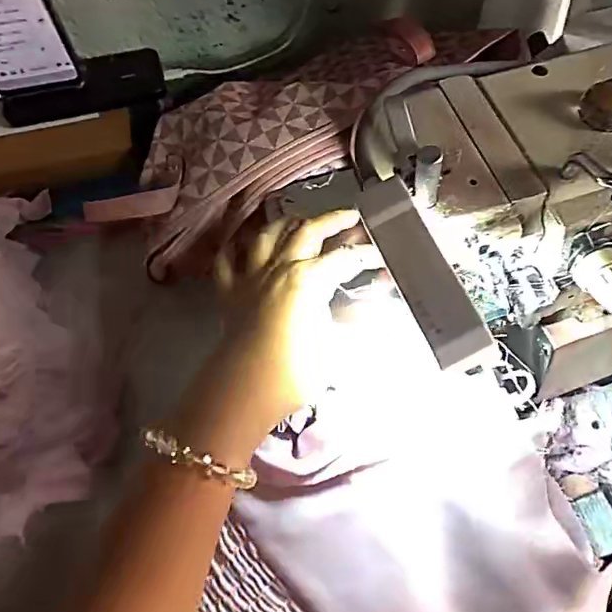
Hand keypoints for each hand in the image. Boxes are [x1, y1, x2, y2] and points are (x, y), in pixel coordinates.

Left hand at [199, 209, 382, 432]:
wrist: (243, 393)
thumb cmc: (294, 373)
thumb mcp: (334, 346)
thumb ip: (350, 318)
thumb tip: (367, 304)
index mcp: (308, 278)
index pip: (345, 258)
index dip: (367, 256)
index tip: (382, 257)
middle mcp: (278, 267)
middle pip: (307, 231)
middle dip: (333, 220)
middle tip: (352, 218)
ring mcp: (250, 277)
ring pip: (267, 235)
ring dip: (288, 224)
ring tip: (302, 222)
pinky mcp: (229, 292)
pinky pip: (229, 259)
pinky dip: (238, 246)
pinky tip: (246, 244)